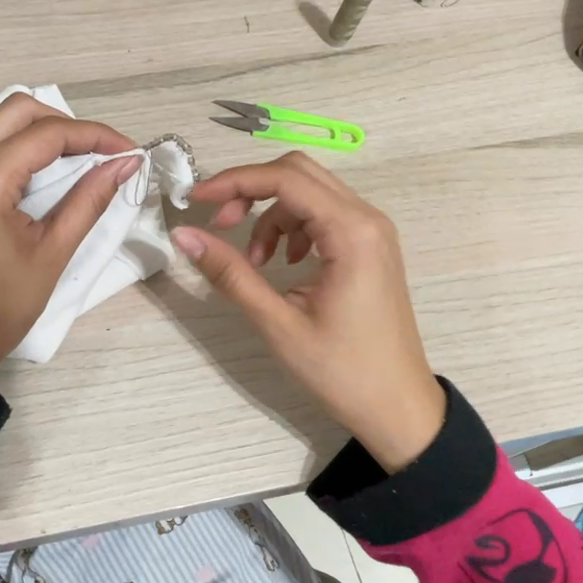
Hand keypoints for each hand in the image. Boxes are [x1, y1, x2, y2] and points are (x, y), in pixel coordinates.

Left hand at [0, 93, 139, 373]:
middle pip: (16, 108)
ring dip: (34, 129)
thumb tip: (126, 163)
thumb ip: (89, 200)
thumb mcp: (52, 254)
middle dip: (64, 122)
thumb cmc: (0, 307)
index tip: (126, 150)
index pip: (47, 134)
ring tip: (70, 158)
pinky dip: (8, 143)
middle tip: (96, 151)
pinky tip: (33, 170)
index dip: (94, 135)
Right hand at [171, 152, 445, 470]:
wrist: (399, 408)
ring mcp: (372, 230)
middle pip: (297, 173)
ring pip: (308, 191)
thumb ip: (230, 273)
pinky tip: (282, 263)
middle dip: (250, 189)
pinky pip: (322, 213)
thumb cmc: (342, 371)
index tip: (194, 199)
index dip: (234, 182)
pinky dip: (291, 225)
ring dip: (270, 212)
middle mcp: (367, 218)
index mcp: (351, 233)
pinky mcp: (369, 245)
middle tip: (219, 224)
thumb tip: (183, 234)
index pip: (284, 179)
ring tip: (253, 261)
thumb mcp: (277, 323)